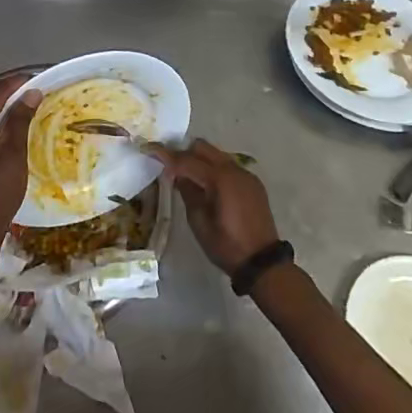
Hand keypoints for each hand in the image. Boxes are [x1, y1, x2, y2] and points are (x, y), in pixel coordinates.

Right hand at [155, 140, 279, 274]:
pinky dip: (213, 169)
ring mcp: (246, 176)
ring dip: (199, 160)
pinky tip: (206, 186)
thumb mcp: (198, 221)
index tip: (149, 150)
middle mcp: (235, 171)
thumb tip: (177, 175)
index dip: (166, 155)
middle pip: (203, 148)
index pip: (187, 160)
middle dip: (183, 153)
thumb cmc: (226, 245)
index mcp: (221, 179)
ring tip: (186, 176)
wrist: (263, 264)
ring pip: (216, 155)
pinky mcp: (252, 184)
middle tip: (168, 166)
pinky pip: (227, 166)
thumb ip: (187, 192)